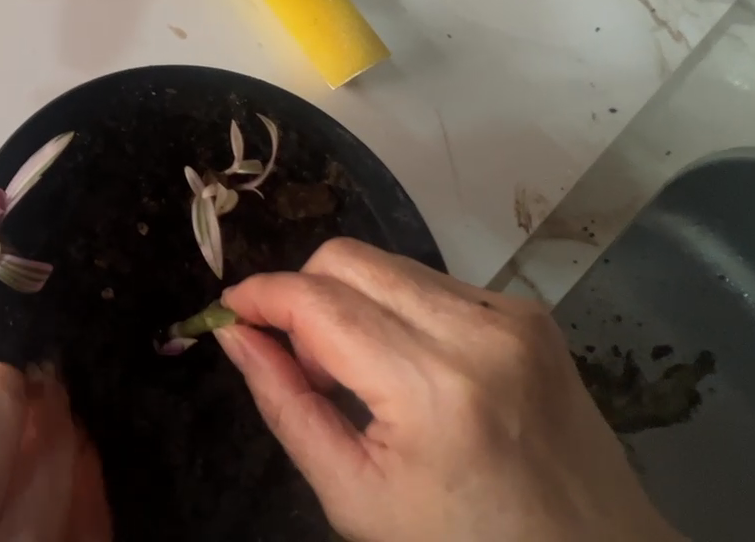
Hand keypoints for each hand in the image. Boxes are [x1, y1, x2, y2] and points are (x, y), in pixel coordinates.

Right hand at [216, 238, 681, 541]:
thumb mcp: (354, 496)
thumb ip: (284, 403)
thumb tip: (232, 332)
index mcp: (432, 388)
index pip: (316, 302)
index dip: (259, 296)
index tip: (228, 313)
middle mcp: (476, 331)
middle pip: (344, 259)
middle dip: (301, 293)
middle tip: (302, 360)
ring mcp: (509, 315)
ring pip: (382, 262)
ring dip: (345, 299)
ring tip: (358, 370)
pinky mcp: (526, 312)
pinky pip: (424, 279)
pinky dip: (390, 307)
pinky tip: (406, 364)